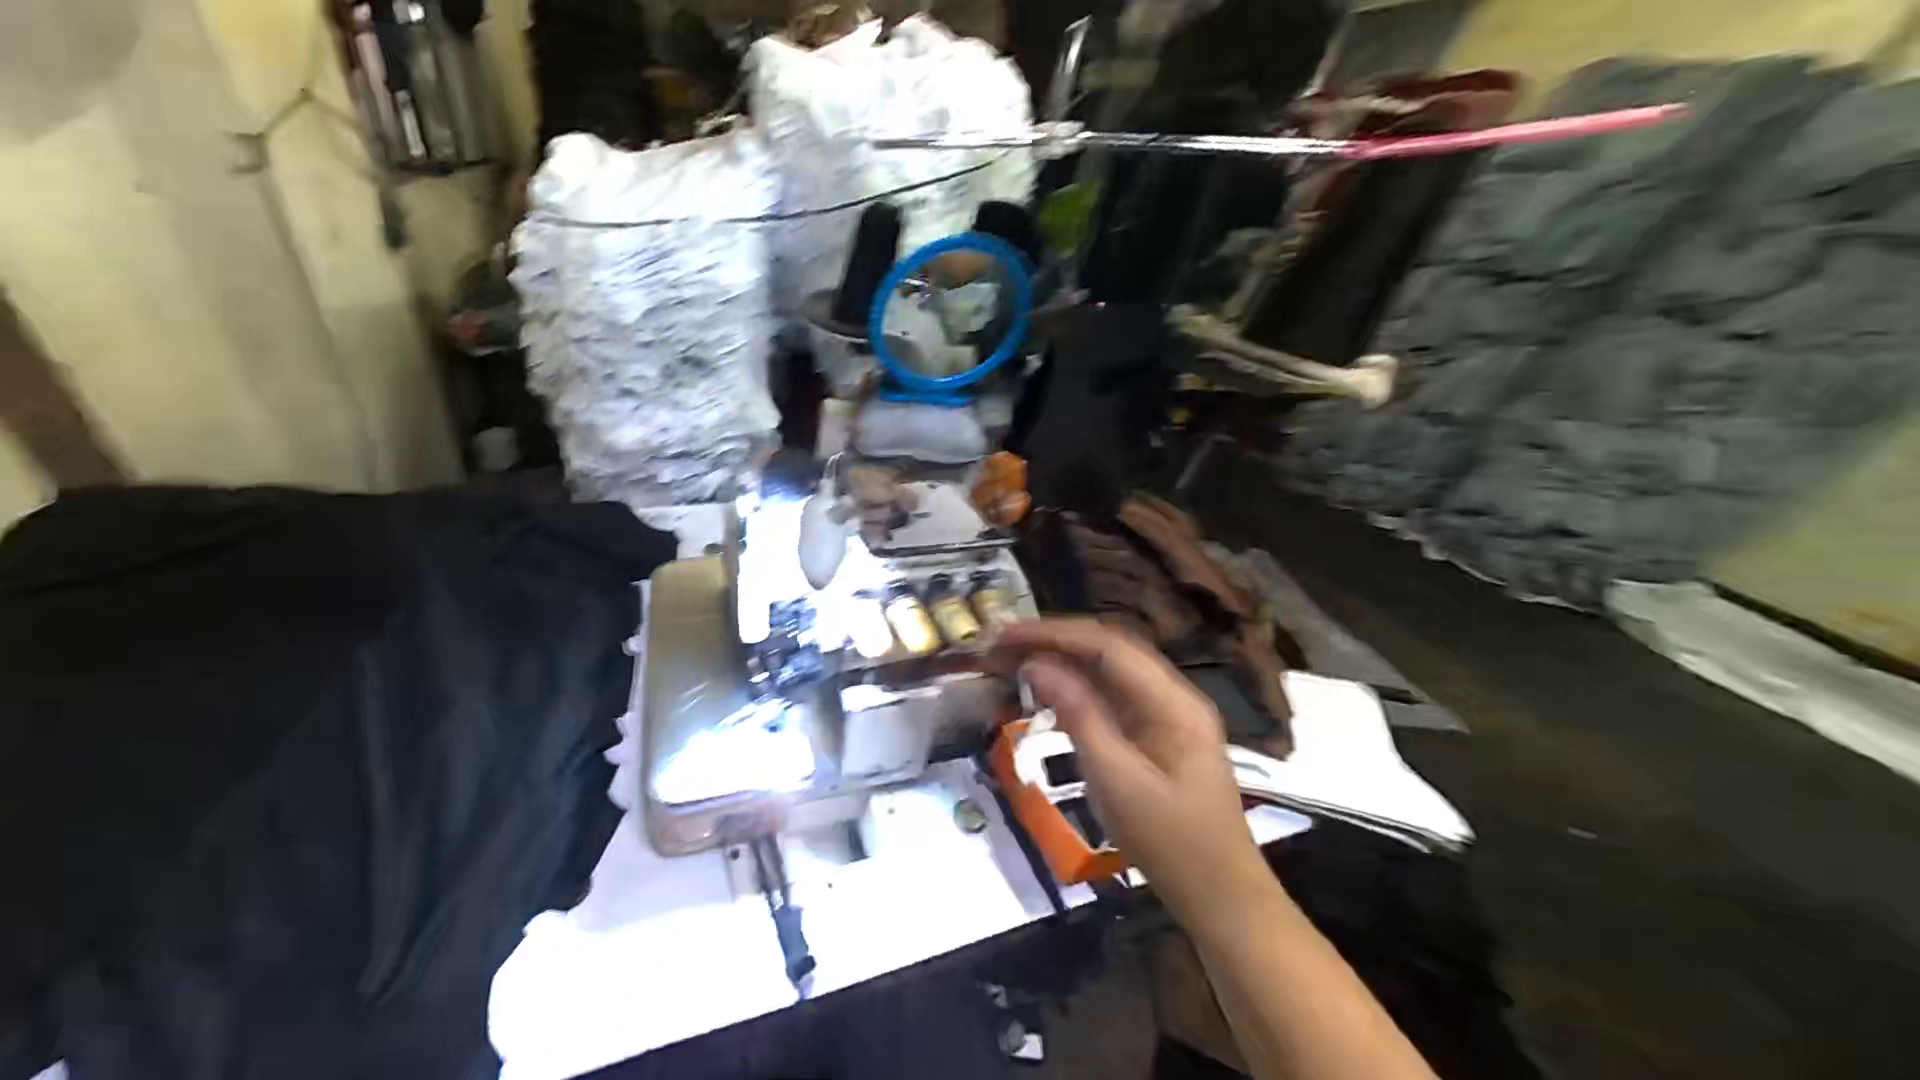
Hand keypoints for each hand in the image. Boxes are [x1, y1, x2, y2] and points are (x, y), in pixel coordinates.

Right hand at [993, 619, 1271, 926]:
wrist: (1221, 898)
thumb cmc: (1172, 845)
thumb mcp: (1118, 783)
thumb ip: (1078, 716)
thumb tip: (1036, 665)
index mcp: (1173, 702)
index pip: (1107, 646)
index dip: (1053, 634)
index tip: (1005, 635)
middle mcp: (1172, 695)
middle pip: (1108, 650)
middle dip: (1053, 641)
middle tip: (1000, 645)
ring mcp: (1165, 713)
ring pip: (1108, 670)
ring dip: (1061, 660)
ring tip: (1013, 659)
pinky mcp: (1154, 733)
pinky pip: (1111, 695)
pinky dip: (1075, 686)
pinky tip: (1046, 689)